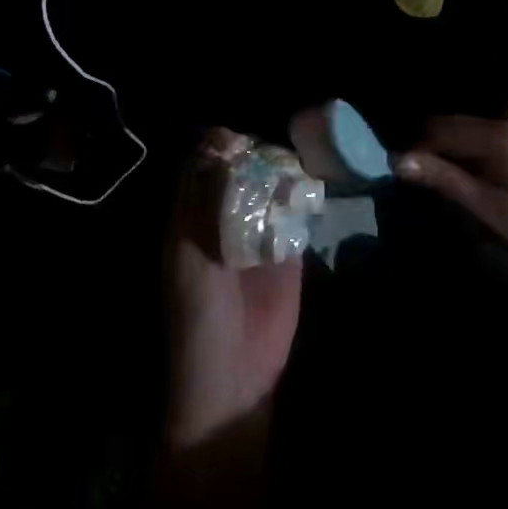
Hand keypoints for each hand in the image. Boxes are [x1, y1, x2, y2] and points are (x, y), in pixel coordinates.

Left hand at [165, 131, 304, 450]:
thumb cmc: (199, 317)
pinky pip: (295, 217)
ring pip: (270, 191)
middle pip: (240, 174)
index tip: (241, 135)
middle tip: (278, 146)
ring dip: (283, 173)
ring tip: (301, 156)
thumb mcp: (192, 256)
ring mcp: (258, 236)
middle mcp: (224, 221)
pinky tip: (316, 185)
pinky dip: (303, 200)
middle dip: (256, 156)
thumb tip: (217, 144)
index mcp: (191, 220)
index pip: (202, 169)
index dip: (218, 148)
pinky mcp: (288, 253)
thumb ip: (204, 203)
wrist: (235, 373)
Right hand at [395, 116, 507, 283]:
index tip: (394, 174)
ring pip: (458, 134)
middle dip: (425, 147)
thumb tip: (398, 160)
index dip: (414, 149)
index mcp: (496, 136)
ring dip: (439, 152)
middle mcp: (501, 126)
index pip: (439, 130)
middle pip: (448, 126)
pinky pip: (472, 143)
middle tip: (406, 178)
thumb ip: (441, 179)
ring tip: (423, 180)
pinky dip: (455, 157)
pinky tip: (447, 179)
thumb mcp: (481, 206)